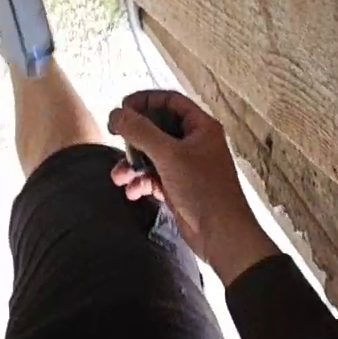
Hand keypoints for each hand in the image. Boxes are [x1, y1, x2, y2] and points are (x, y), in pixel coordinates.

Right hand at [109, 90, 279, 285]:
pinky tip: (131, 191)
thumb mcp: (168, 155)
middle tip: (115, 137)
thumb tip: (116, 113)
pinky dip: (141, 181)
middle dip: (134, 136)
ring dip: (133, 163)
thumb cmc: (203, 190)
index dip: (145, 100)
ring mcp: (186, 166)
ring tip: (117, 175)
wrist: (222, 238)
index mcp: (200, 127)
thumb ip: (140, 131)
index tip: (123, 107)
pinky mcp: (179, 187)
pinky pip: (154, 176)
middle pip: (157, 127)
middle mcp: (194, 143)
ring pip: (152, 154)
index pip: (170, 101)